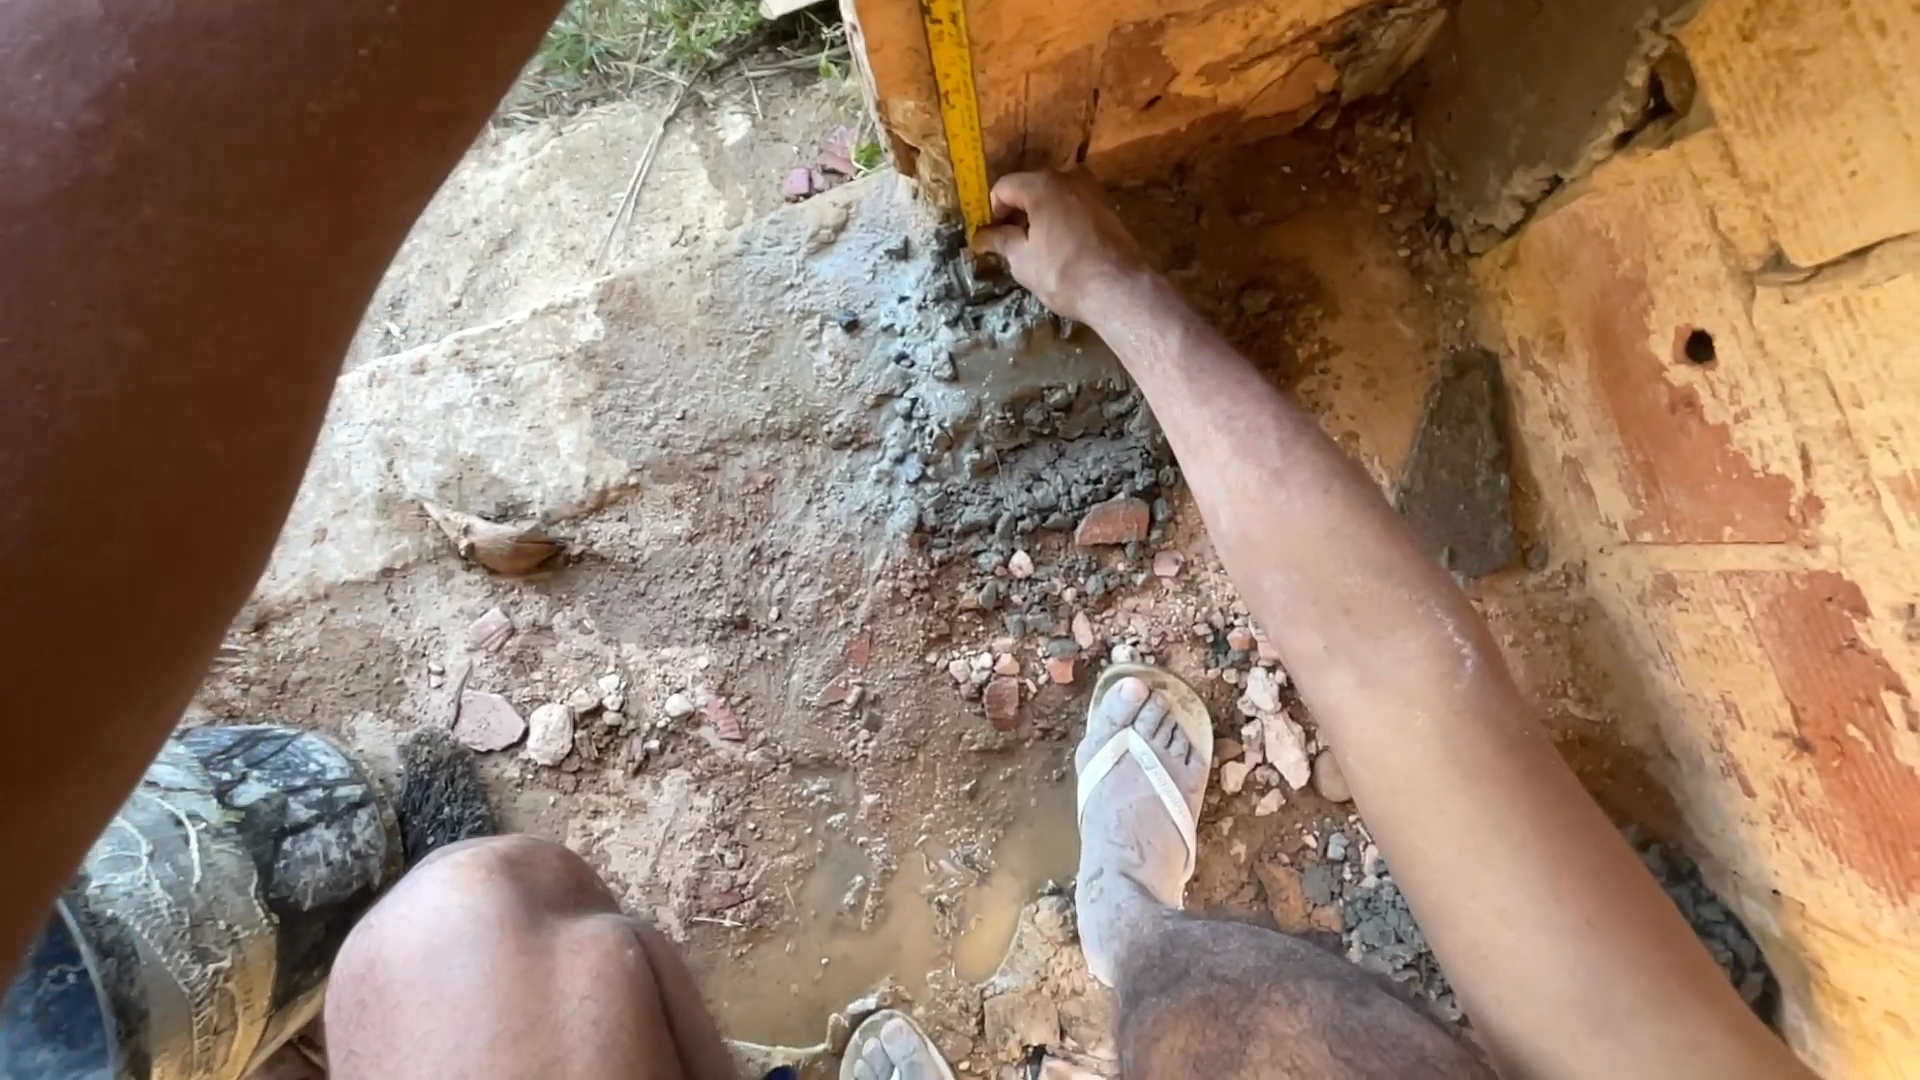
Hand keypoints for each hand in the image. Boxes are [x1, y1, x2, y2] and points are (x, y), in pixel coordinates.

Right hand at [974, 170, 1152, 322]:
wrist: (1118, 289)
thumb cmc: (1064, 274)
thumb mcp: (1023, 261)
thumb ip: (1000, 241)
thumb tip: (982, 235)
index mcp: (1042, 185)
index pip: (1003, 188)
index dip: (992, 213)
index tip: (992, 239)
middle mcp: (1068, 177)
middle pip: (1030, 189)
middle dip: (1017, 215)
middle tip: (1012, 246)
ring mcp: (1091, 190)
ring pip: (1054, 198)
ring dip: (1040, 219)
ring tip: (1037, 250)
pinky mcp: (1107, 207)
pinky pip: (1073, 208)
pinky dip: (1061, 222)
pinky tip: (1062, 249)